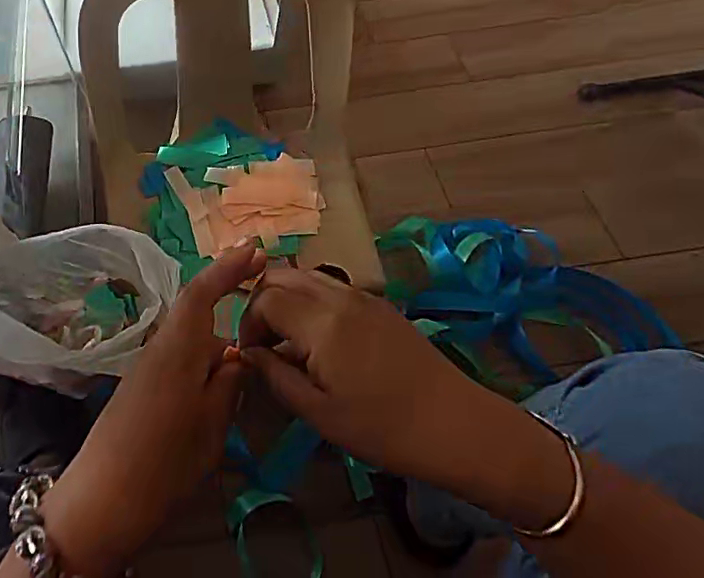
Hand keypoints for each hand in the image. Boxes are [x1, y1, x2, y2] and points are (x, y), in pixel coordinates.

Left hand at [37, 243, 265, 576]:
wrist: (104, 496)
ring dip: (217, 344)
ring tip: (245, 366)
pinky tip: (216, 391)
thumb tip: (237, 359)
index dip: (229, 266)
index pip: (204, 290)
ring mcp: (149, 365)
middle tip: (260, 308)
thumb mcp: (211, 423)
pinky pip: (182, 359)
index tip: (255, 249)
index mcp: (179, 344)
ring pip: (192, 340)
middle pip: (198, 312)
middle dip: (228, 306)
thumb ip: (228, 384)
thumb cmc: (165, 458)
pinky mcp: (143, 385)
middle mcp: (162, 345)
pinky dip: (203, 363)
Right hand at [235, 267, 572, 528]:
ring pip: (303, 274)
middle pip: (279, 275)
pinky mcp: (377, 302)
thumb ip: (276, 376)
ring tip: (285, 336)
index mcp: (319, 322)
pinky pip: (329, 284)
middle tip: (262, 340)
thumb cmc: (383, 428)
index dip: (247, 323)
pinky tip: (316, 334)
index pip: (264, 299)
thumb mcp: (320, 414)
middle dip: (260, 301)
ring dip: (284, 295)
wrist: (456, 425)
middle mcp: (336, 295)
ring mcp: (359, 294)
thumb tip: (249, 353)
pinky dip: (308, 297)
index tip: (251, 355)